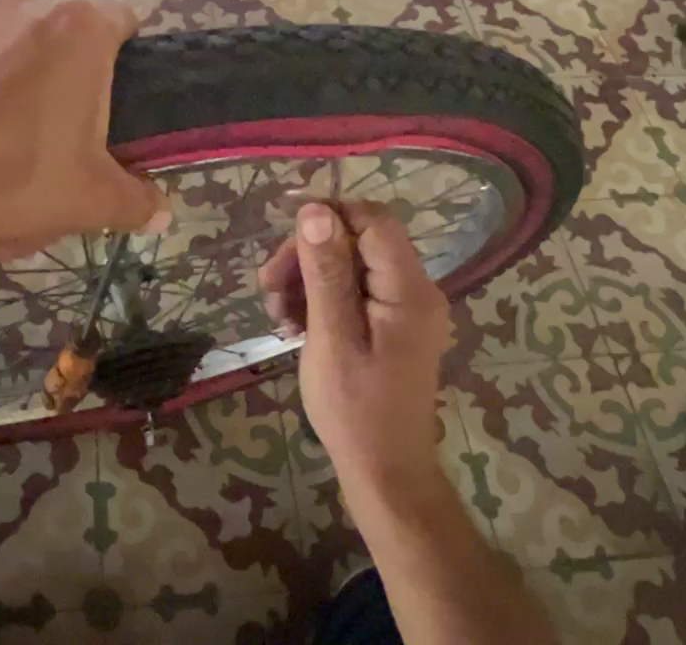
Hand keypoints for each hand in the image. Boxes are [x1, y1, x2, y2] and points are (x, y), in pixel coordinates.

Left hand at [0, 0, 167, 266]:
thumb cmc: (9, 186)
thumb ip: (136, 201)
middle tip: (44, 124)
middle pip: (55, 25)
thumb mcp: (88, 202)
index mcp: (77, 30)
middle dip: (57, 62)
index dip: (121, 55)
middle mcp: (19, 1)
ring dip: (2, 60)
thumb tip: (163, 214)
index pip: (121, 20)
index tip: (109, 95)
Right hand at [259, 202, 452, 490]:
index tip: (283, 241)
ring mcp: (406, 308)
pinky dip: (322, 299)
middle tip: (268, 286)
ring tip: (277, 313)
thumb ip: (325, 272)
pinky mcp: (393, 325)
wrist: (384, 473)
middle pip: (359, 240)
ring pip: (351, 264)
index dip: (328, 218)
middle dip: (309, 254)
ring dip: (309, 278)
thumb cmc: (355, 410)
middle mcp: (417, 290)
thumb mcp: (332, 338)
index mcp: (410, 289)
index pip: (373, 220)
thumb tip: (314, 211)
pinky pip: (355, 291)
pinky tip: (294, 324)